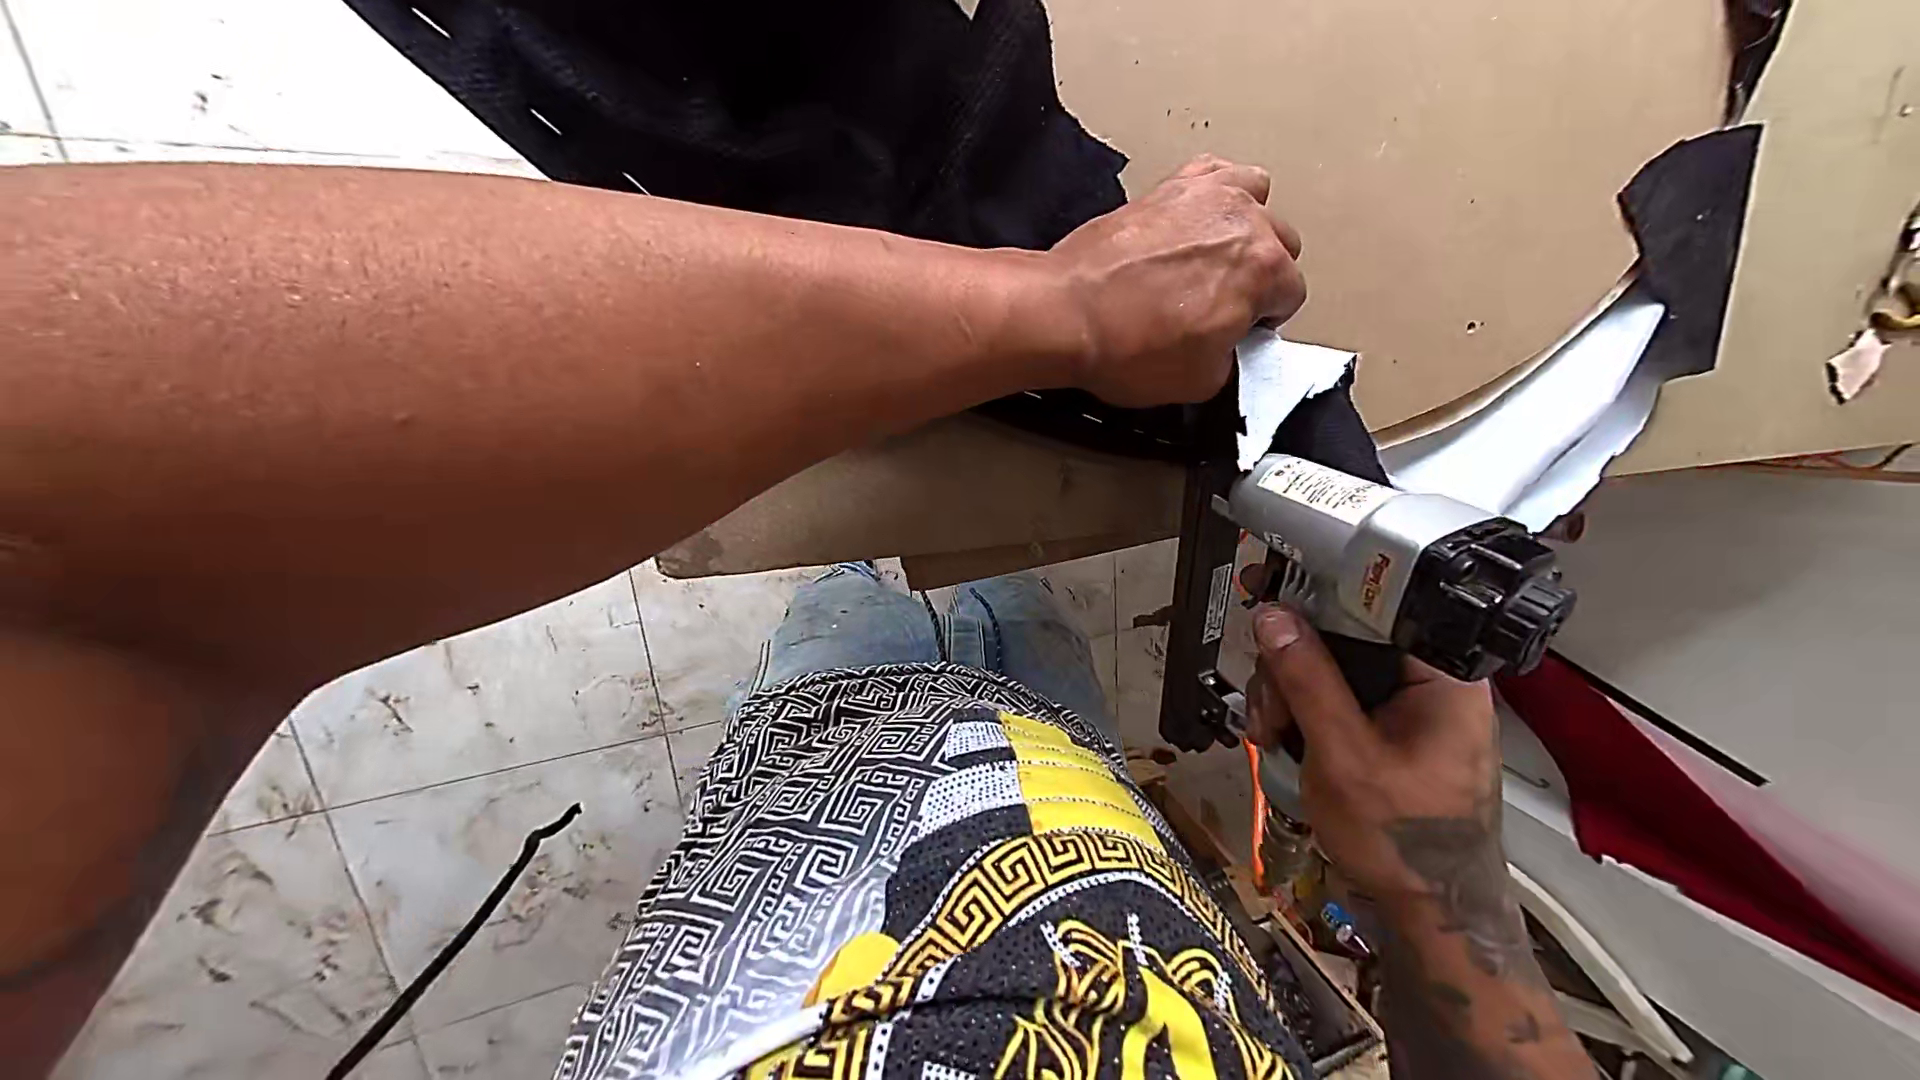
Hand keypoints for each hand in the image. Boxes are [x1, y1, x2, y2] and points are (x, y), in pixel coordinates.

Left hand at [1047, 155, 1305, 406]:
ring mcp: (1205, 197)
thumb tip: (1225, 348)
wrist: (1067, 314)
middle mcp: (1243, 222)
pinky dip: (1210, 195)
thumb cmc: (1122, 343)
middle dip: (1258, 275)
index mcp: (1264, 271)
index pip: (1289, 295)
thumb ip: (1230, 359)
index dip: (1263, 320)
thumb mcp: (1198, 380)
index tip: (1239, 329)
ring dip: (1244, 227)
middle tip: (1223, 303)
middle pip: (1279, 244)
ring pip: (1254, 199)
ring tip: (1214, 258)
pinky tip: (1193, 220)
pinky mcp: (1167, 188)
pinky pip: (1211, 175)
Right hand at [1245, 604, 1500, 900]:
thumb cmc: (1402, 839)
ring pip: (1317, 663)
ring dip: (1281, 694)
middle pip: (1334, 634)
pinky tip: (1280, 738)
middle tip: (1273, 712)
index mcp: (1439, 677)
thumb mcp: (1344, 756)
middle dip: (1287, 668)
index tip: (1267, 588)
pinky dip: (1291, 711)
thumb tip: (1273, 616)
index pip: (1375, 605)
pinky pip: (1320, 694)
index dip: (1317, 593)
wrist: (1424, 908)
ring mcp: (1393, 703)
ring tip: (1275, 736)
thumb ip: (1308, 682)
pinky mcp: (1372, 723)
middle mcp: (1418, 680)